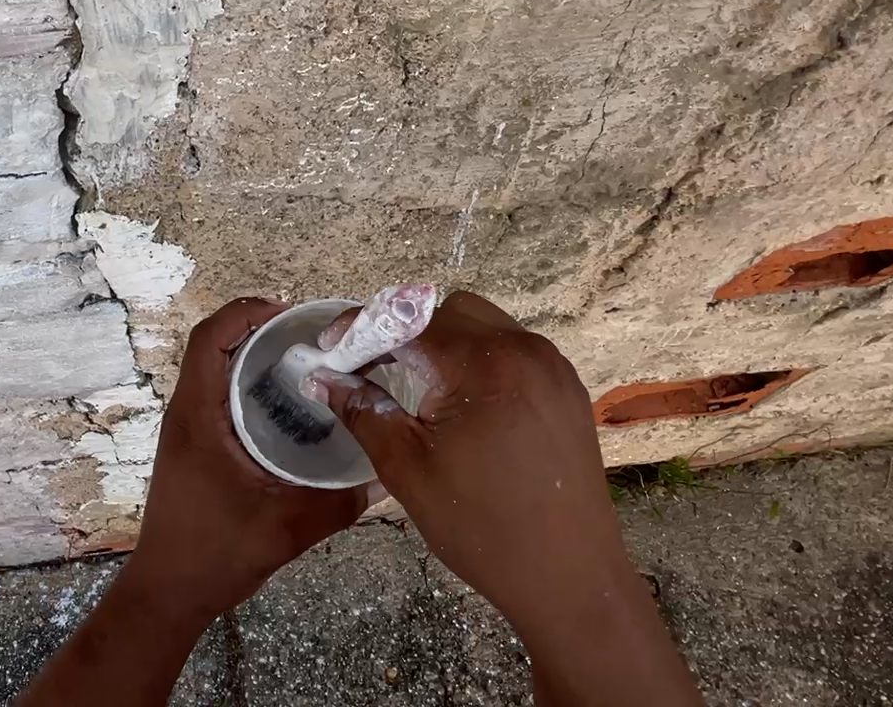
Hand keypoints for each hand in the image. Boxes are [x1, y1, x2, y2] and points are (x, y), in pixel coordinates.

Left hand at [16, 298, 375, 706]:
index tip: (289, 313)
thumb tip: (385, 478)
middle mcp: (186, 411)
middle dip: (256, 327)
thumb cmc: (215, 553)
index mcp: (197, 415)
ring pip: (213, 368)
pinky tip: (283, 403)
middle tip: (307, 335)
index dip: (245, 312)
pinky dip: (246, 381)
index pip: (208, 338)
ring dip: (249, 353)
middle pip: (212, 345)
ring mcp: (185, 426)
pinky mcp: (192, 442)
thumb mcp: (285, 529)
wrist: (168, 591)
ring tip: (300, 359)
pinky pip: (217, 392)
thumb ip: (337, 504)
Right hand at [310, 291, 701, 705]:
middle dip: (403, 329)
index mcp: (483, 364)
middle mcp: (524, 350)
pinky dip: (476, 356)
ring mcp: (551, 367)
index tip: (328, 347)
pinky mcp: (566, 387)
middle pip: (446, 310)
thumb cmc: (481, 526)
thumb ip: (361, 411)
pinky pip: (510, 348)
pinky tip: (459, 396)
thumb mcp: (406, 468)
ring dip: (441, 340)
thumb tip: (320, 377)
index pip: (407, 321)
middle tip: (372, 364)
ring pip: (481, 323)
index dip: (360, 327)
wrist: (572, 582)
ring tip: (413, 379)